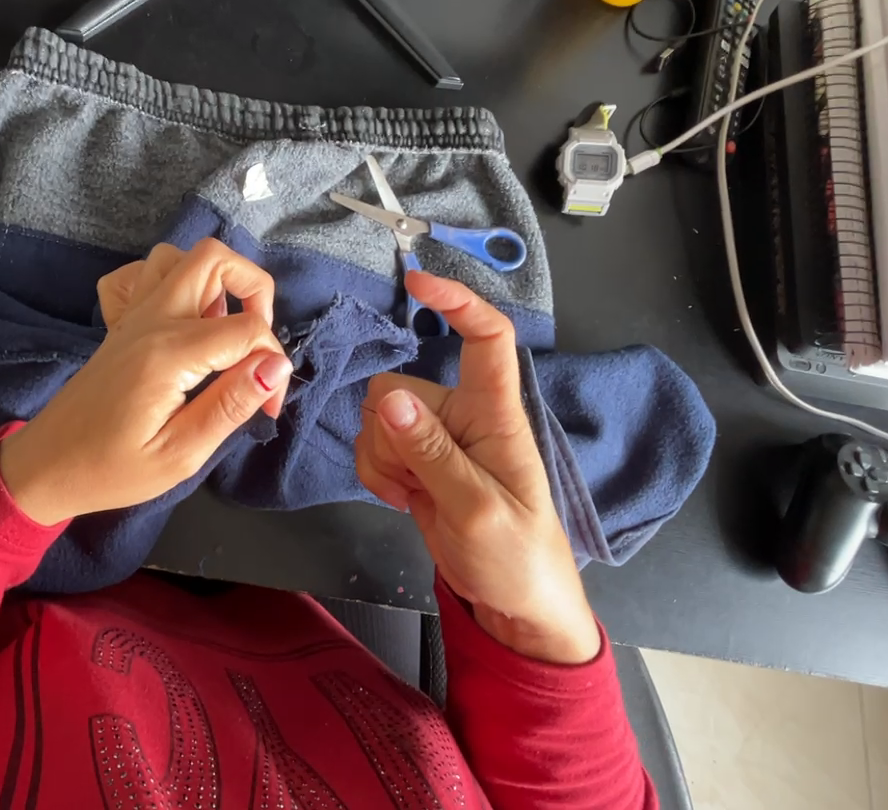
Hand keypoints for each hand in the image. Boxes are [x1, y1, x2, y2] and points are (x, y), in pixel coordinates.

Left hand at [0, 238, 291, 525]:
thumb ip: (231, 404)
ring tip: (221, 330)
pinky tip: (181, 317)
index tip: (269, 406)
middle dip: (255, 289)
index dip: (273, 364)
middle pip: (213, 258)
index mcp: (169, 354)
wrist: (46, 466)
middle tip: (257, 344)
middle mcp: (151, 320)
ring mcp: (132, 316)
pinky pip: (142, 274)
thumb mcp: (180, 455)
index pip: (247, 330)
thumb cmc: (111, 470)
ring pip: (178, 257)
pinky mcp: (120, 323)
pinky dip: (170, 281)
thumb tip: (277, 365)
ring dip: (214, 282)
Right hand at [354, 271, 600, 664]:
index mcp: (495, 413)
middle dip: (390, 436)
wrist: (511, 605)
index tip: (417, 283)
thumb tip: (389, 400)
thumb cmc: (516, 556)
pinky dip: (375, 470)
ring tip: (414, 495)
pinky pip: (371, 442)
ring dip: (381, 458)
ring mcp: (434, 436)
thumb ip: (431, 453)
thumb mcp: (477, 510)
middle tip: (417, 482)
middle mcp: (461, 414)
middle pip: (398, 388)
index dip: (457, 304)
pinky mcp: (413, 459)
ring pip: (377, 416)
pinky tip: (402, 497)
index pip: (486, 340)